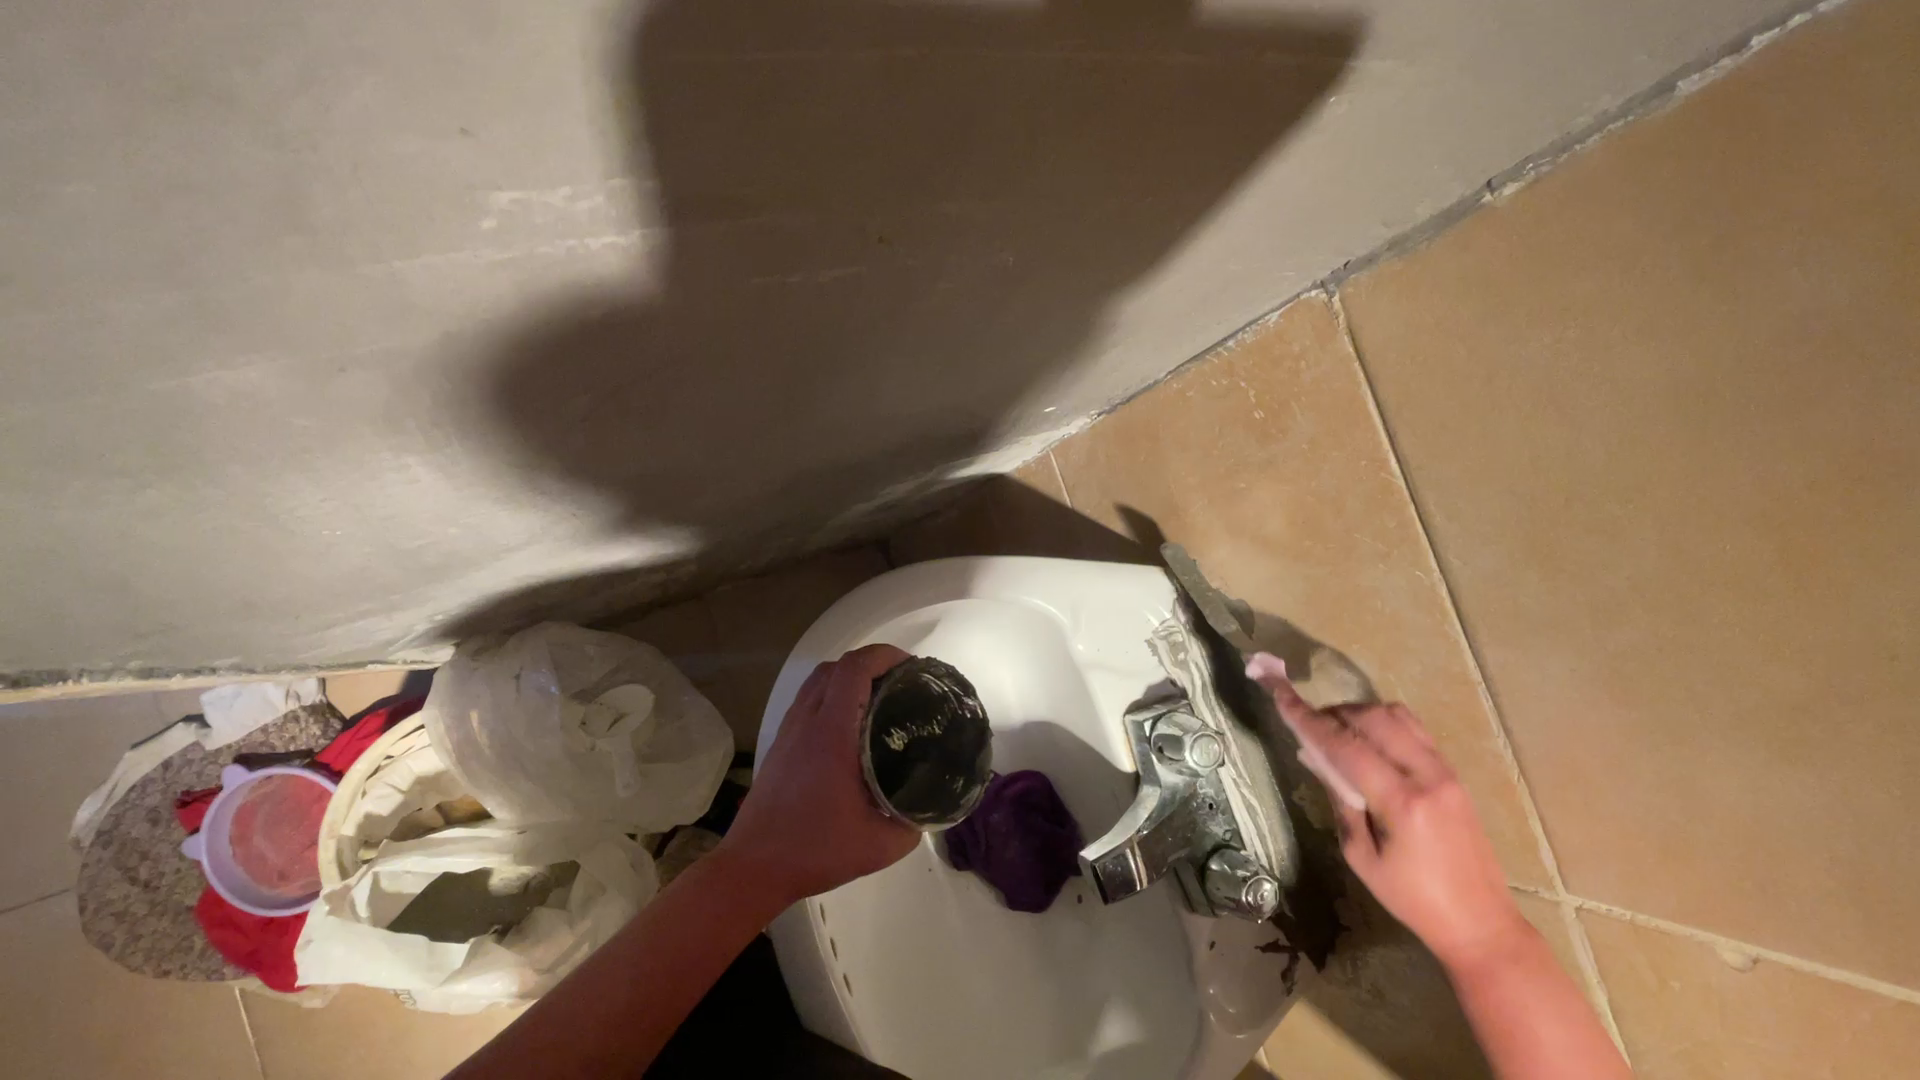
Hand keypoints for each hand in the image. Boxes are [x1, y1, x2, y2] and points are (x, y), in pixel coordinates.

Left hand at [719, 643, 921, 903]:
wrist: (753, 867)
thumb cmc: (815, 850)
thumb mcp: (878, 845)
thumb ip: (910, 825)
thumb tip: (928, 809)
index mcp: (831, 733)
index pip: (854, 669)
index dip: (884, 655)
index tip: (912, 666)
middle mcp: (807, 722)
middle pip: (836, 666)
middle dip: (871, 662)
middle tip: (902, 681)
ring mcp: (789, 731)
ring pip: (817, 681)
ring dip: (848, 676)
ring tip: (879, 696)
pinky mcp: (780, 745)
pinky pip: (807, 701)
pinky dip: (832, 695)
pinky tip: (850, 724)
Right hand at [1246, 654, 1528, 970]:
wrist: (1481, 922)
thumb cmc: (1413, 900)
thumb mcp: (1362, 858)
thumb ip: (1340, 802)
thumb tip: (1316, 759)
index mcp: (1402, 802)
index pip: (1346, 746)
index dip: (1309, 720)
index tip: (1282, 697)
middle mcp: (1427, 776)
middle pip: (1372, 718)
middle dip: (1334, 713)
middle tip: (1309, 725)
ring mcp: (1446, 771)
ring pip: (1396, 716)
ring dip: (1360, 714)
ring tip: (1338, 731)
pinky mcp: (1454, 774)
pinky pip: (1415, 729)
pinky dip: (1385, 723)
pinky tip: (1369, 741)